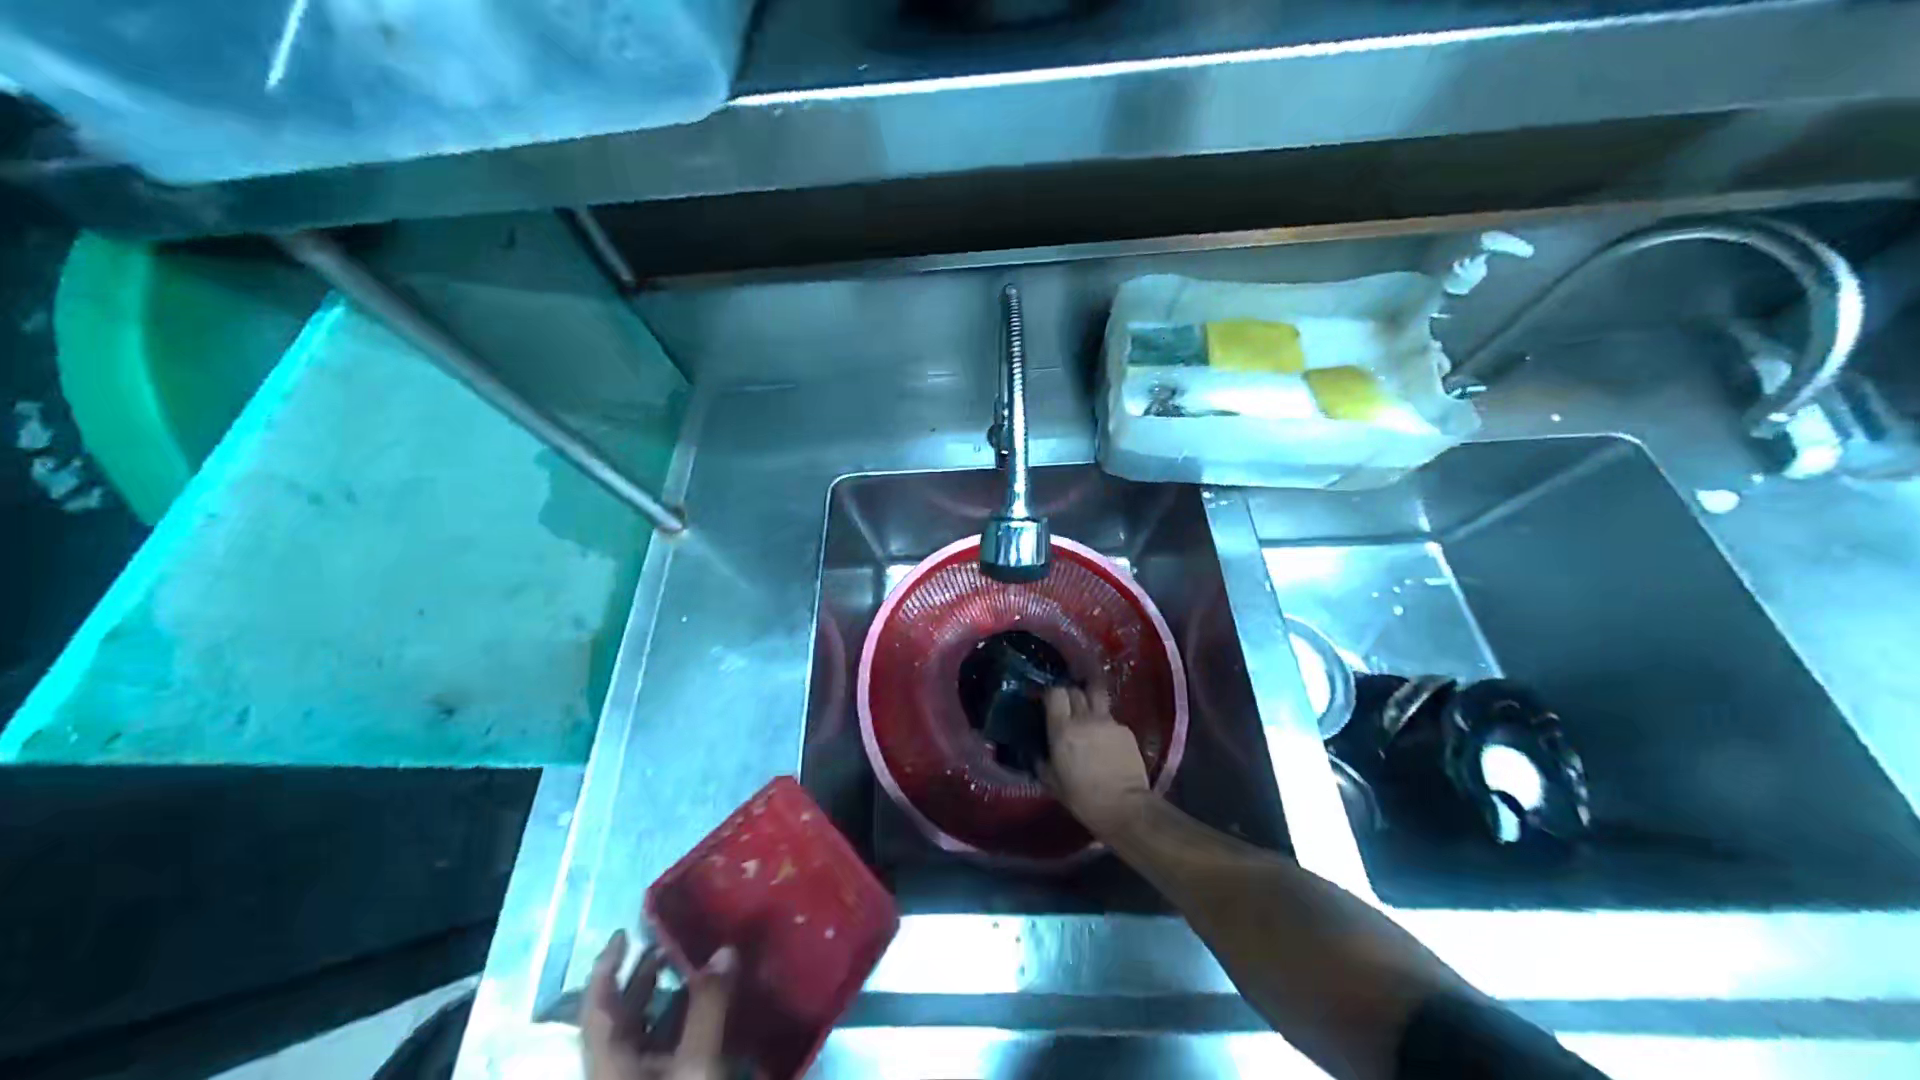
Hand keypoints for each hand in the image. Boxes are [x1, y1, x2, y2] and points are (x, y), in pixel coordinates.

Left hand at [581, 930, 736, 1079]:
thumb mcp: (696, 1064)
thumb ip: (708, 1006)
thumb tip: (726, 949)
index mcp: (608, 1059)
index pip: (597, 1004)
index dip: (607, 966)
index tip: (624, 932)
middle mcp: (614, 1068)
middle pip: (621, 1014)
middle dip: (644, 975)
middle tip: (670, 941)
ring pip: (643, 1032)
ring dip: (664, 998)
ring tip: (692, 967)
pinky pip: (661, 1049)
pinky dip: (677, 1023)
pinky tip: (703, 1010)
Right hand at [1042, 683, 1151, 834]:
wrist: (1125, 807)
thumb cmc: (1083, 799)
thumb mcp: (1052, 782)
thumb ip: (1042, 761)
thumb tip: (1036, 752)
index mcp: (1063, 730)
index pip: (1055, 693)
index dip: (1050, 694)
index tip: (1047, 702)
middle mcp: (1085, 718)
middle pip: (1075, 691)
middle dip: (1069, 695)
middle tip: (1065, 708)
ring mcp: (1108, 722)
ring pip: (1095, 698)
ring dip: (1088, 701)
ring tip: (1086, 714)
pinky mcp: (1126, 730)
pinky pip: (1110, 718)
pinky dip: (1104, 723)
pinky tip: (1105, 740)